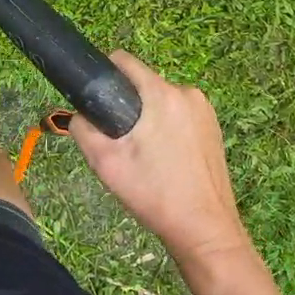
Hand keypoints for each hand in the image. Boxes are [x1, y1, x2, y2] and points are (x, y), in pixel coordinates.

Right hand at [70, 53, 260, 276]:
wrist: (206, 234)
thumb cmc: (154, 194)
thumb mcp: (104, 162)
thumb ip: (81, 128)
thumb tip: (79, 114)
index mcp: (162, 94)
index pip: (123, 61)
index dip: (104, 74)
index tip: (98, 102)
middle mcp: (188, 93)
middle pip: (142, 82)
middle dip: (127, 103)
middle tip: (121, 139)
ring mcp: (205, 111)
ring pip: (161, 99)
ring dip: (148, 115)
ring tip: (144, 153)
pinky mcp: (215, 128)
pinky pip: (179, 113)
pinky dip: (167, 126)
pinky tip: (165, 157)